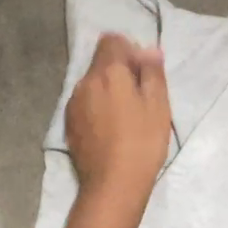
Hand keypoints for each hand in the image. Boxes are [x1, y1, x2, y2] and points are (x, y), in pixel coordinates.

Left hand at [62, 33, 170, 227]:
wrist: (113, 186)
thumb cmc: (142, 144)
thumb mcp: (158, 106)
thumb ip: (152, 73)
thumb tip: (148, 49)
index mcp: (108, 73)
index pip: (112, 41)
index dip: (130, 50)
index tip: (144, 72)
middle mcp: (84, 83)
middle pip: (100, 63)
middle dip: (119, 71)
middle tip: (139, 97)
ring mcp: (73, 105)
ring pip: (92, 85)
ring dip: (108, 91)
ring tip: (125, 116)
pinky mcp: (69, 126)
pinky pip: (85, 104)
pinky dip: (97, 108)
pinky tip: (111, 130)